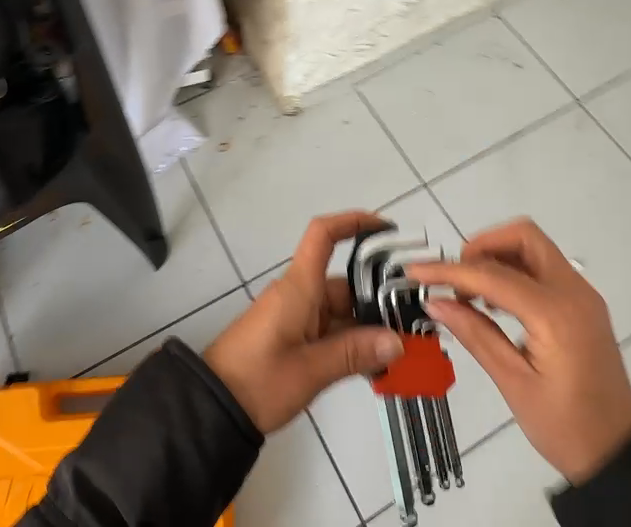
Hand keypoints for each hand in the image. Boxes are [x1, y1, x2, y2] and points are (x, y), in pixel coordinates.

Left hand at [203, 211, 405, 432]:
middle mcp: (299, 295)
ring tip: (407, 352)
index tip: (386, 228)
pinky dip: (353, 345)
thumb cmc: (258, 380)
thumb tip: (397, 341)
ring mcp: (295, 318)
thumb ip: (354, 353)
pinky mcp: (292, 340)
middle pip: (345, 284)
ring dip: (369, 330)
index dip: (352, 222)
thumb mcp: (310, 370)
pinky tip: (378, 368)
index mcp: (299, 288)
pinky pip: (330, 332)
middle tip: (417, 323)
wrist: (213, 408)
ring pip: (342, 313)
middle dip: (380, 301)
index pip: (323, 235)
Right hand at [410, 218, 630, 484]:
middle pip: (523, 237)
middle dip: (482, 246)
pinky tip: (494, 303)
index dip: (450, 271)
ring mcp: (582, 295)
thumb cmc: (565, 427)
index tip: (416, 272)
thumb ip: (476, 335)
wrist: (618, 454)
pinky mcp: (583, 305)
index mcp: (556, 314)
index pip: (493, 275)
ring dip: (498, 256)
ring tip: (470, 294)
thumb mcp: (514, 383)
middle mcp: (574, 292)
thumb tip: (436, 302)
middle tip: (454, 278)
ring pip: (534, 248)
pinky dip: (515, 271)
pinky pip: (544, 269)